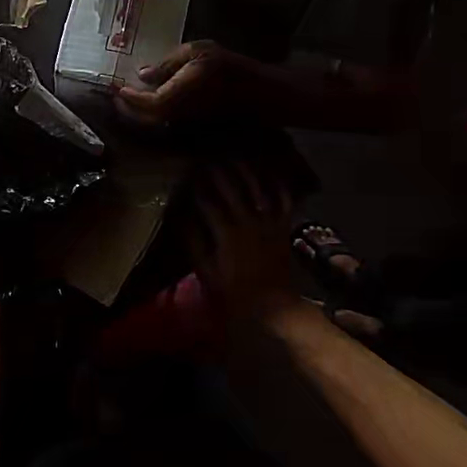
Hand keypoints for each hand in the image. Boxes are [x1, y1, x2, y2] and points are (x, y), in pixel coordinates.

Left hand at [115, 40, 261, 125]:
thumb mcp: (199, 52)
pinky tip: (147, 101)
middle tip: (116, 96)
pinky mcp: (189, 123)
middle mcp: (179, 112)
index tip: (118, 89)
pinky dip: (150, 113)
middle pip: (146, 117)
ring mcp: (184, 121)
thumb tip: (144, 74)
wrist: (257, 92)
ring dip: (137, 112)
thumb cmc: (229, 66)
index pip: (148, 103)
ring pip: (153, 121)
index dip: (131, 98)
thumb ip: (169, 63)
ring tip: (126, 99)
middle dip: (128, 108)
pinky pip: (163, 120)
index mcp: (179, 93)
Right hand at [188, 163, 304, 325]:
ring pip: (259, 188)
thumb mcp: (208, 273)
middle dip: (220, 172)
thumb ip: (195, 244)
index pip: (209, 202)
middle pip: (233, 189)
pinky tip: (270, 174)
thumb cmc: (236, 295)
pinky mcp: (284, 227)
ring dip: (247, 171)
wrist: (275, 307)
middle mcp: (249, 222)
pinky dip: (278, 185)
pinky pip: (283, 200)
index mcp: (227, 234)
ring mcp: (270, 222)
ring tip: (235, 159)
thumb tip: (182, 219)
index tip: (188, 176)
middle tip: (208, 160)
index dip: (198, 187)